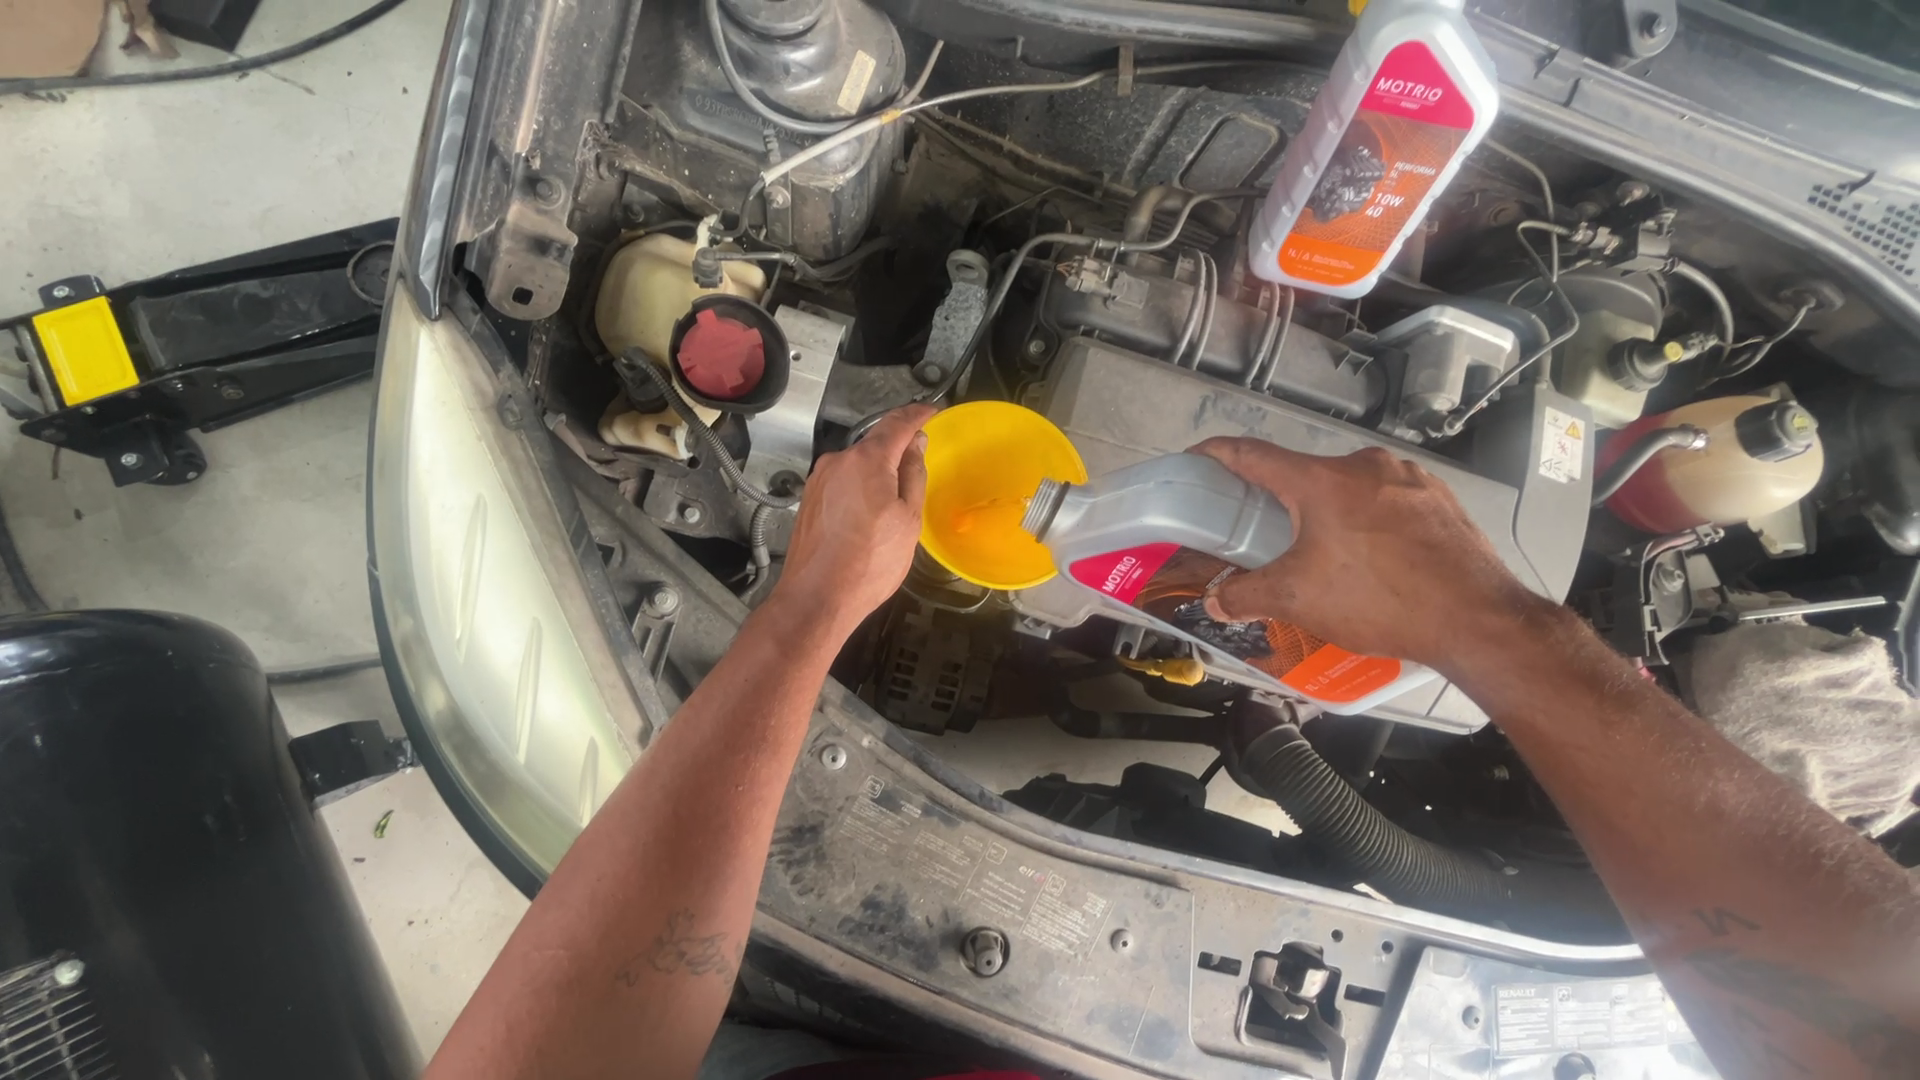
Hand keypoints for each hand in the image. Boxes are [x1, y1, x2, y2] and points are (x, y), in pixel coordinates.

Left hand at [771, 405, 935, 637]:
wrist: (817, 597)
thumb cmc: (868, 563)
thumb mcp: (908, 519)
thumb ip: (913, 475)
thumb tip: (915, 446)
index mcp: (866, 460)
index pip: (897, 423)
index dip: (918, 414)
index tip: (932, 411)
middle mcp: (837, 462)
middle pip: (875, 446)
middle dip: (897, 453)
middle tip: (917, 472)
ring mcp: (818, 480)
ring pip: (857, 466)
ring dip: (877, 475)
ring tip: (892, 507)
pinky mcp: (809, 500)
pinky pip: (842, 483)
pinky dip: (859, 489)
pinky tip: (867, 518)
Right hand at [1190, 439, 1551, 675]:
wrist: (1480, 620)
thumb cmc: (1378, 600)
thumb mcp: (1297, 600)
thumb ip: (1245, 595)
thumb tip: (1216, 601)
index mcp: (1322, 480)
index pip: (1252, 454)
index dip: (1216, 454)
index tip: (1195, 460)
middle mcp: (1364, 465)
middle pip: (1301, 473)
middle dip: (1277, 500)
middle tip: (1261, 532)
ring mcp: (1408, 477)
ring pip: (1346, 486)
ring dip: (1324, 511)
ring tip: (1321, 551)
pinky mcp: (1439, 497)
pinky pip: (1384, 499)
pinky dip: (1364, 518)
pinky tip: (1370, 555)